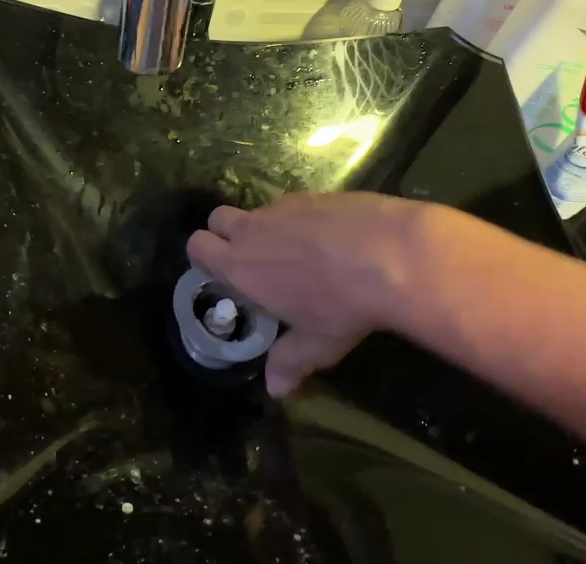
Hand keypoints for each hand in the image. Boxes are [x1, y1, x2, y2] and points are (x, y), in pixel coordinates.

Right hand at [186, 191, 427, 397]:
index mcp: (240, 265)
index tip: (222, 275)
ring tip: (300, 254)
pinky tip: (331, 240)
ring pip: (258, 212)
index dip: (204, 258)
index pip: (197, 246)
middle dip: (225, 234)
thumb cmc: (342, 305)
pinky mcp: (312, 194)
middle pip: (216, 218)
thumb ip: (289, 363)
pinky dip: (301, 220)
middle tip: (252, 261)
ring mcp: (282, 207)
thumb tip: (275, 390)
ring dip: (266, 229)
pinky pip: (293, 206)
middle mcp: (252, 230)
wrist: (389, 253)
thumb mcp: (317, 344)